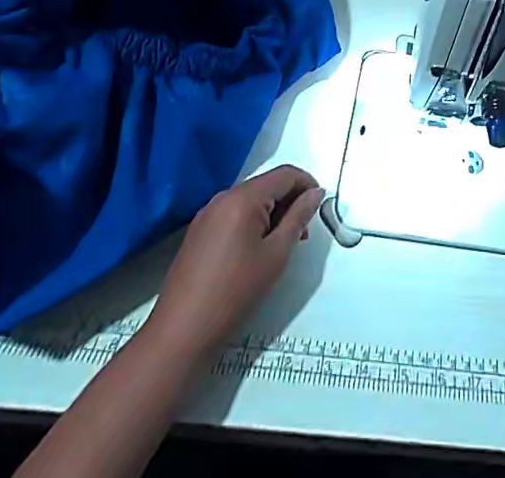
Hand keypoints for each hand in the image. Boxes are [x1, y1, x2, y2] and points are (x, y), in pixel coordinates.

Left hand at [145, 165, 324, 357]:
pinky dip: (252, 222)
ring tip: (283, 246)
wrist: (183, 329)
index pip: (284, 174)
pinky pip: (233, 214)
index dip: (307, 184)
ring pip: (249, 200)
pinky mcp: (199, 231)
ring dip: (272, 213)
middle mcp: (223, 197)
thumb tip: (315, 193)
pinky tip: (257, 251)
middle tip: (303, 234)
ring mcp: (207, 213)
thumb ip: (298, 218)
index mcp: (243, 197)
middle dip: (290, 201)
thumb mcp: (276, 254)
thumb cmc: (237, 291)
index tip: (321, 206)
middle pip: (266, 185)